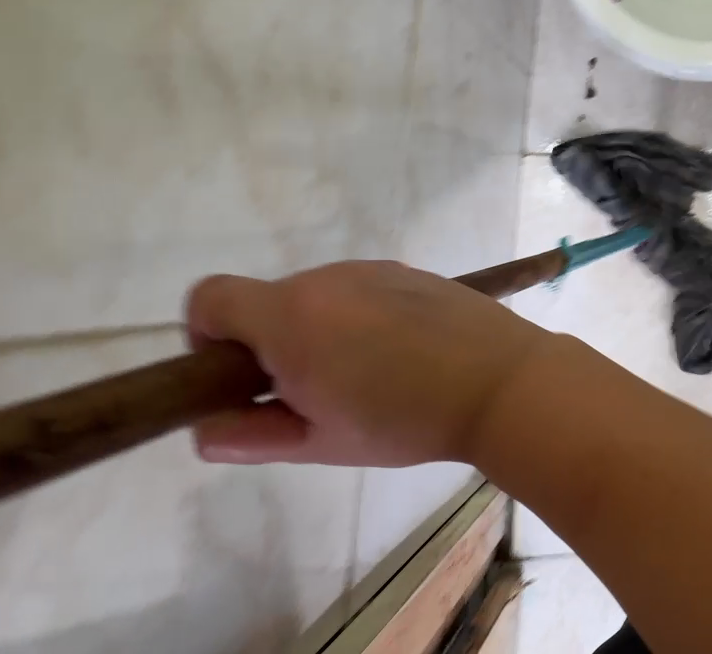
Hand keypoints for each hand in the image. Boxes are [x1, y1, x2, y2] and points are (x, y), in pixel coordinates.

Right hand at [184, 260, 550, 466]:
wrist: (502, 381)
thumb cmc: (404, 417)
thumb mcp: (317, 442)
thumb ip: (249, 435)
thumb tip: (210, 427)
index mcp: (292, 313)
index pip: (209, 298)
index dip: (208, 338)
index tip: (239, 378)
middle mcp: (332, 278)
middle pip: (270, 300)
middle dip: (273, 342)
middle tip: (312, 391)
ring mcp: (381, 270)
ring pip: (322, 296)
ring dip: (322, 329)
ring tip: (367, 376)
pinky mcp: (419, 273)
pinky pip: (368, 291)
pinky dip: (365, 317)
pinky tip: (404, 354)